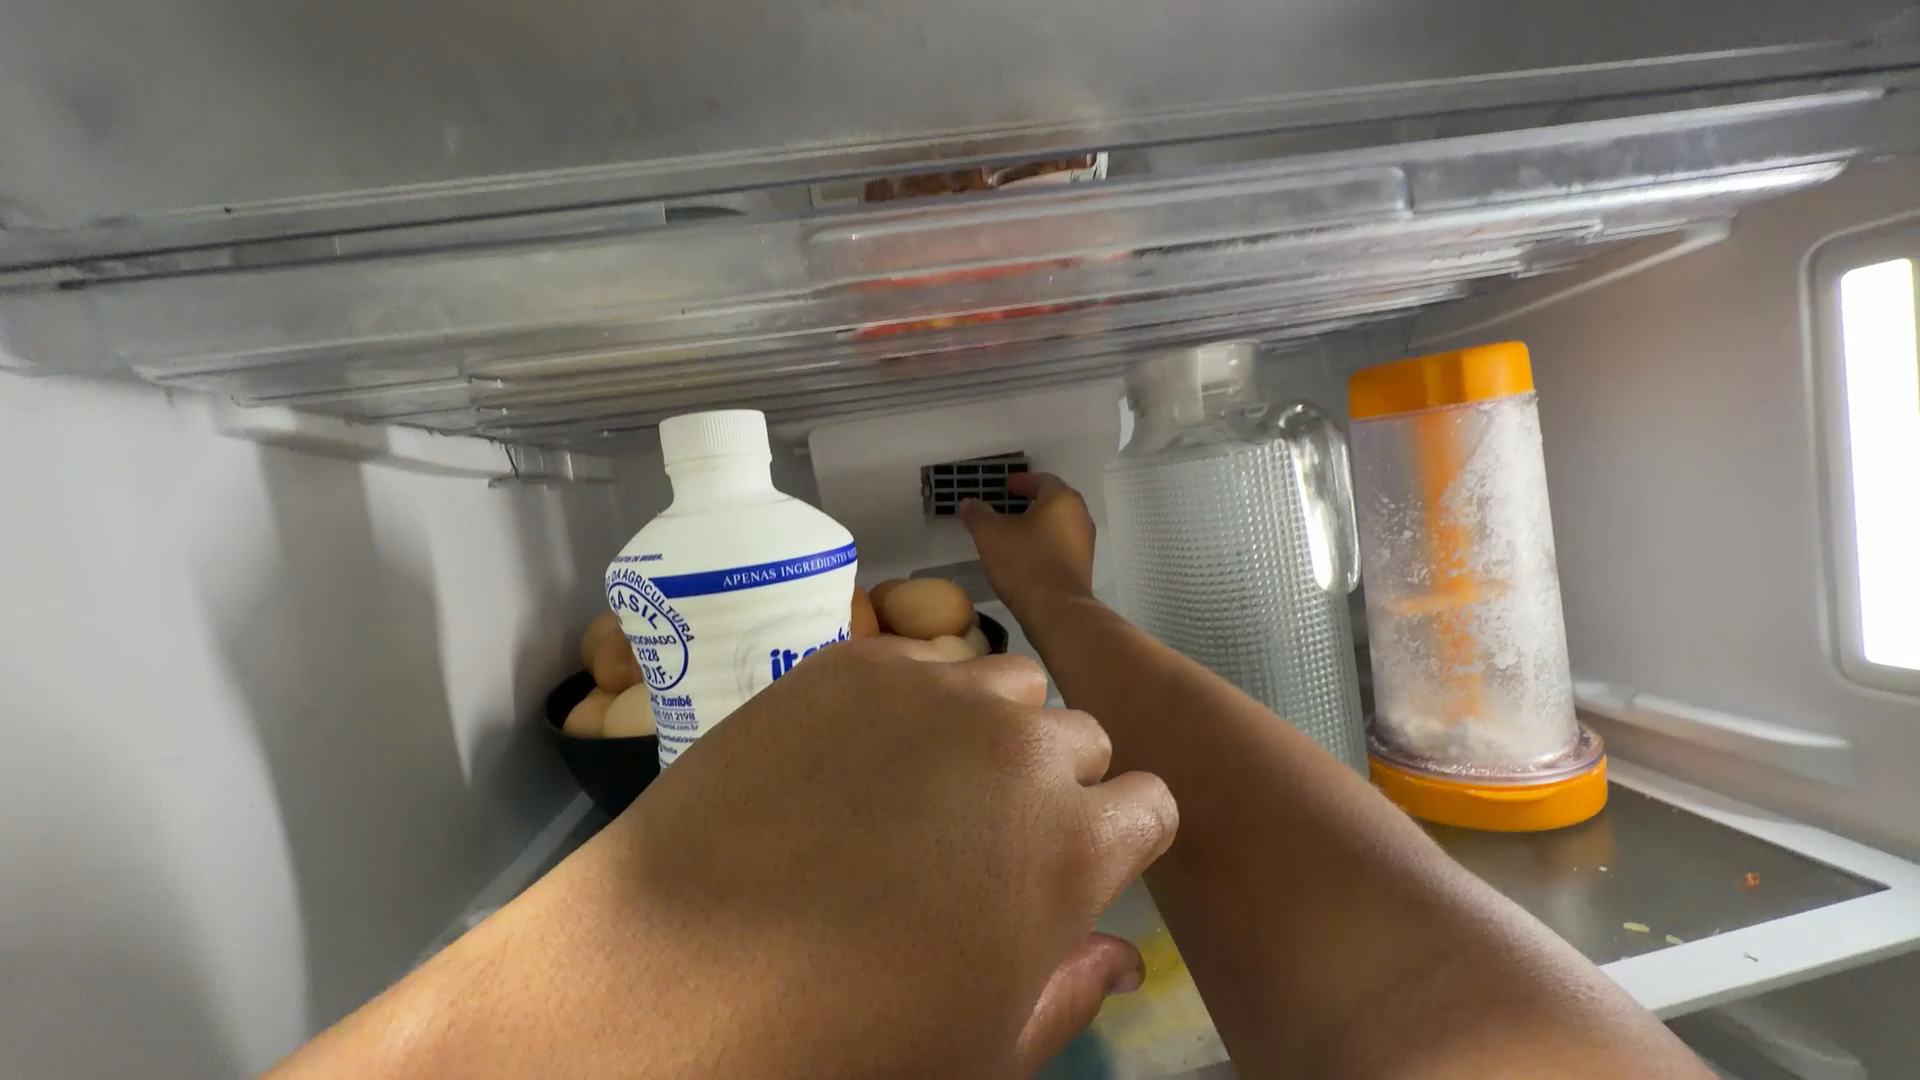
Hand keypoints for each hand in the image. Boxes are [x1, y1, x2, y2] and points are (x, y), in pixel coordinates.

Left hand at [502, 637, 1176, 1079]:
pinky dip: (913, 701)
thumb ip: (1071, 989)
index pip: (1152, 802)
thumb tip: (1123, 954)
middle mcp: (1019, 746)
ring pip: (1006, 685)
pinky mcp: (854, 663)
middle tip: (986, 828)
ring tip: (924, 778)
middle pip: (1080, 736)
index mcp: (1074, 843)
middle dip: (1056, 780)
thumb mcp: (981, 1048)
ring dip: (990, 727)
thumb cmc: (843, 1045)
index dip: (1119, 835)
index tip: (1080, 857)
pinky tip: (857, 752)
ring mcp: (932, 692)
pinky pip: (921, 664)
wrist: (667, 983)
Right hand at [960, 473, 1096, 628]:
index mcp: (1062, 500)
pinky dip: (1045, 546)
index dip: (1024, 481)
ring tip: (1015, 533)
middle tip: (1010, 507)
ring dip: (1039, 526)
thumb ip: (978, 514)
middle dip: (1033, 503)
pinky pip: (1062, 548)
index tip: (1007, 487)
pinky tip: (1026, 557)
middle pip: (1055, 503)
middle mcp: (1080, 517)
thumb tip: (968, 503)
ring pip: (1059, 526)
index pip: (1044, 480)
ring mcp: (1085, 544)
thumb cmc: (1024, 562)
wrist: (1056, 610)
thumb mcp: (990, 534)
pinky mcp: (1083, 568)